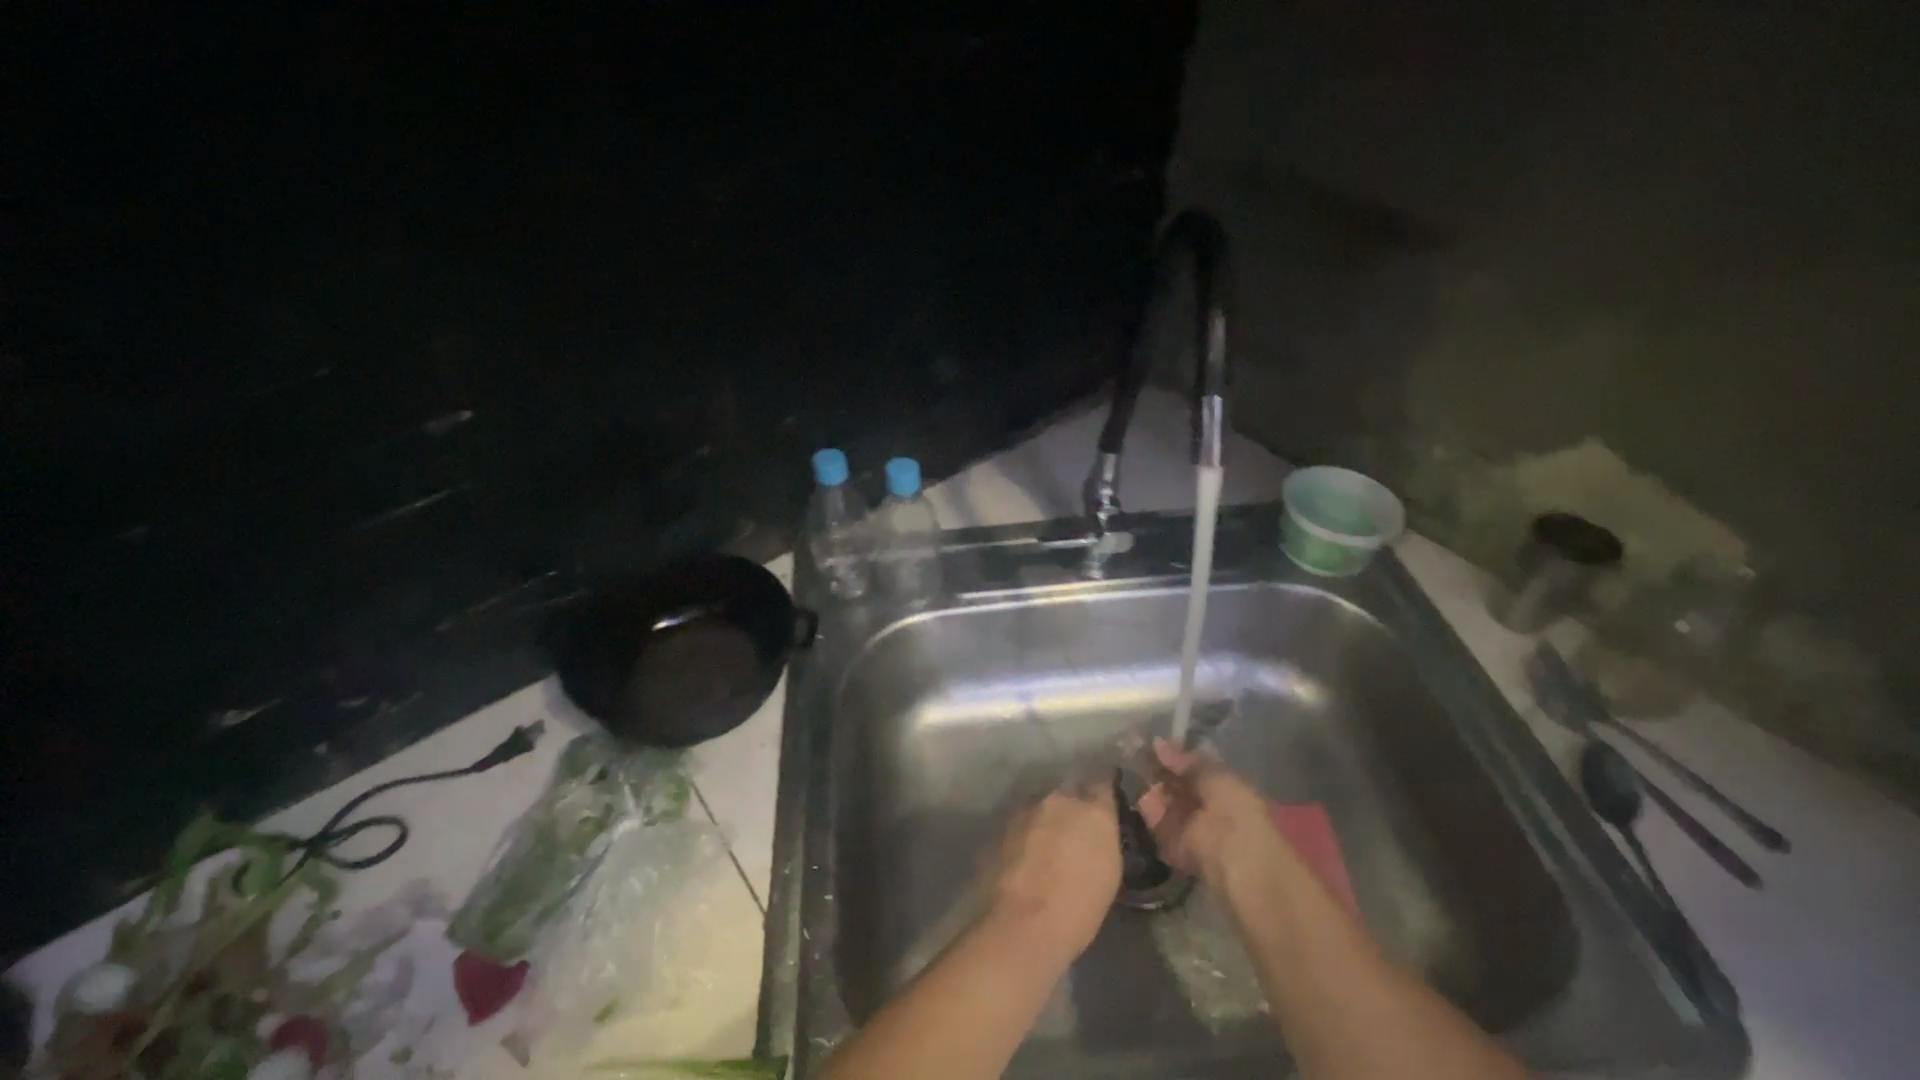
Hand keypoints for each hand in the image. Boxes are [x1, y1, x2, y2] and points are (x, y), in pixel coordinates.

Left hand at [987, 786, 1121, 958]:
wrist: (1022, 926)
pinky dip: (1023, 838)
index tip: (1105, 802)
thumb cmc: (1079, 907)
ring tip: (1047, 846)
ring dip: (1045, 820)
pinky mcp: (998, 830)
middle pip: (1067, 791)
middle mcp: (1056, 800)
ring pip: (1039, 808)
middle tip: (1076, 829)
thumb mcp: (1109, 872)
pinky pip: (1017, 827)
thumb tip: (1096, 832)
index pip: (1102, 782)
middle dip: (1072, 805)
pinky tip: (1024, 861)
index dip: (1103, 791)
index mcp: (1091, 809)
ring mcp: (1023, 813)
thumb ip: (1103, 839)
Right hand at [1136, 738, 1292, 891]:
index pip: (1195, 768)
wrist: (1235, 857)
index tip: (1151, 743)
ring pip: (1166, 805)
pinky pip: (1159, 827)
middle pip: (1178, 787)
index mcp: (1225, 787)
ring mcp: (1192, 828)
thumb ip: (1186, 761)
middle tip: (1135, 756)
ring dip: (1152, 791)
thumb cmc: (1234, 808)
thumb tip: (1158, 743)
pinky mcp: (1175, 847)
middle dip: (1159, 773)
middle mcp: (1208, 807)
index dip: (1175, 757)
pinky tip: (1140, 798)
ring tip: (1133, 774)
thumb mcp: (1214, 774)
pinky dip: (1150, 814)